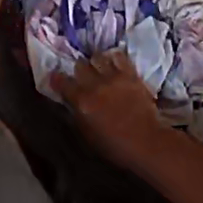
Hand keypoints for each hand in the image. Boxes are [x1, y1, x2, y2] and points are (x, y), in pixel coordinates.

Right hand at [53, 50, 175, 168]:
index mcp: (82, 102)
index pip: (62, 82)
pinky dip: (114, 58)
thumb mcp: (88, 135)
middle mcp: (95, 85)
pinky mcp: (131, 74)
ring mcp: (114, 78)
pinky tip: (114, 63)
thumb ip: (77, 115)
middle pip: (80, 65)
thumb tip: (71, 103)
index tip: (56, 78)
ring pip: (98, 57)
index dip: (57, 78)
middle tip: (82, 75)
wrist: (147, 142)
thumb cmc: (115, 146)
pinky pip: (119, 57)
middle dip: (79, 70)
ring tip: (98, 67)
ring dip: (96, 62)